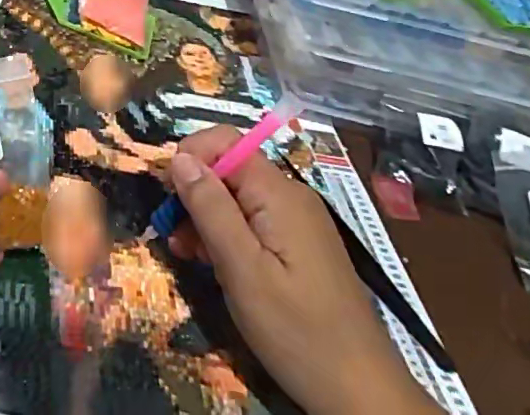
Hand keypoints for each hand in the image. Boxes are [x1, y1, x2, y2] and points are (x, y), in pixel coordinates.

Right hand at [166, 126, 441, 414]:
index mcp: (279, 193)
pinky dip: (226, 234)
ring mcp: (296, 221)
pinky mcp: (298, 245)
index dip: (190, 156)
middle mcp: (289, 195)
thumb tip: (179, 157)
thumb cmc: (297, 331)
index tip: (166, 193)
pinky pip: (252, 221)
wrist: (363, 396)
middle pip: (228, 168)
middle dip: (193, 191)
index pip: (225, 141)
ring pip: (236, 196)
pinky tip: (212, 263)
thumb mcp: (242, 269)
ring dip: (204, 216)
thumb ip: (210, 208)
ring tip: (185, 253)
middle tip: (171, 232)